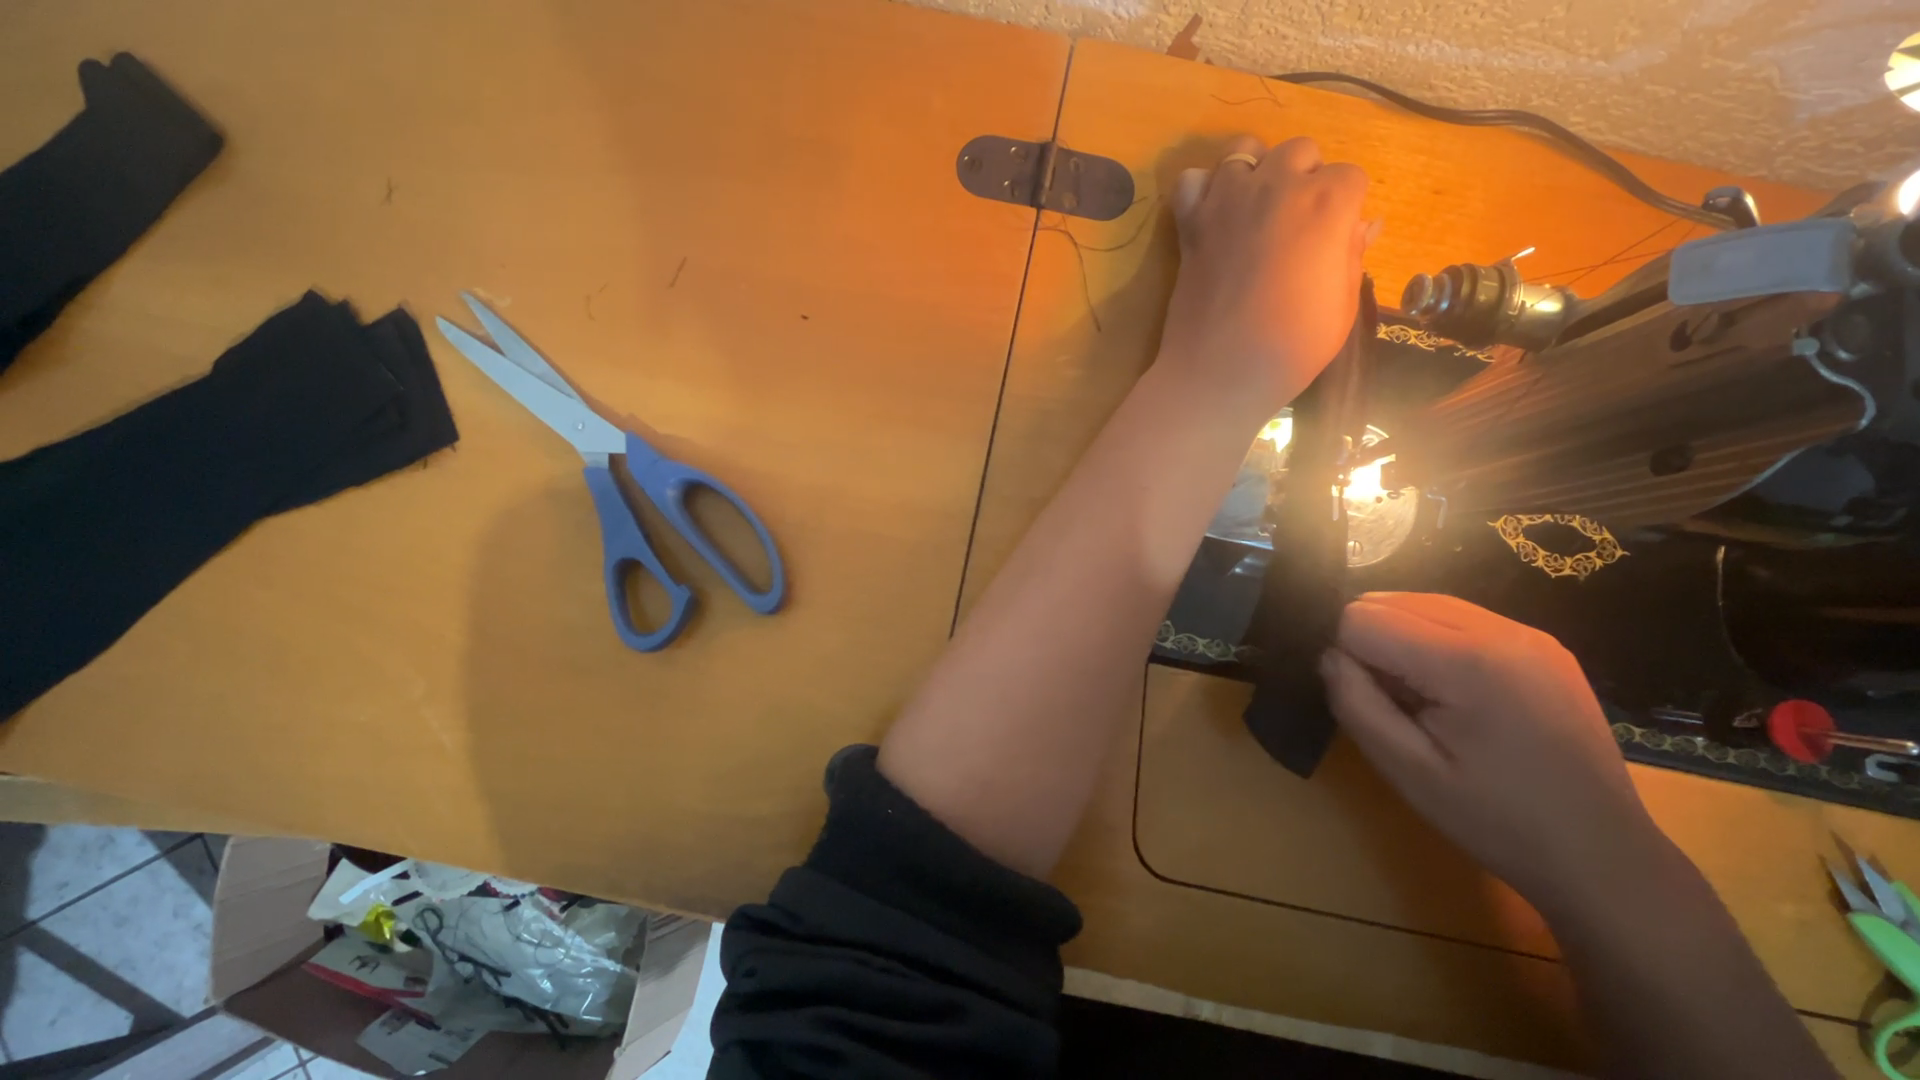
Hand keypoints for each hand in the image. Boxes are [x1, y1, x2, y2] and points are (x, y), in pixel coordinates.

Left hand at [1160, 136, 1372, 417]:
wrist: (1220, 371)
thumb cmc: (1293, 346)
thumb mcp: (1344, 303)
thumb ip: (1352, 253)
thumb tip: (1363, 224)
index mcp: (1327, 202)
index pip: (1352, 176)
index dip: (1347, 206)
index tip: (1337, 237)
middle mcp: (1278, 185)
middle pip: (1300, 151)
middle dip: (1305, 177)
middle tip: (1298, 222)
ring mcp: (1228, 199)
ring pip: (1245, 151)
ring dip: (1256, 171)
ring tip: (1257, 207)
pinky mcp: (1190, 220)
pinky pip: (1192, 180)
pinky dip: (1202, 189)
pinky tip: (1214, 214)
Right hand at [1320, 592, 1670, 912]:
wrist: (1602, 854)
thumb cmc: (1496, 821)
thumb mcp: (1407, 771)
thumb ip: (1356, 702)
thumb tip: (1328, 654)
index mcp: (1466, 661)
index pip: (1363, 618)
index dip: (1346, 654)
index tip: (1365, 700)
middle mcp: (1501, 629)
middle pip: (1395, 600)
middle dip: (1373, 640)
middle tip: (1391, 702)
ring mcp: (1530, 634)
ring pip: (1428, 604)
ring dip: (1404, 638)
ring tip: (1422, 699)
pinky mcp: (1546, 647)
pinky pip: (1465, 620)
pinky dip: (1439, 642)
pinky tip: (1456, 693)